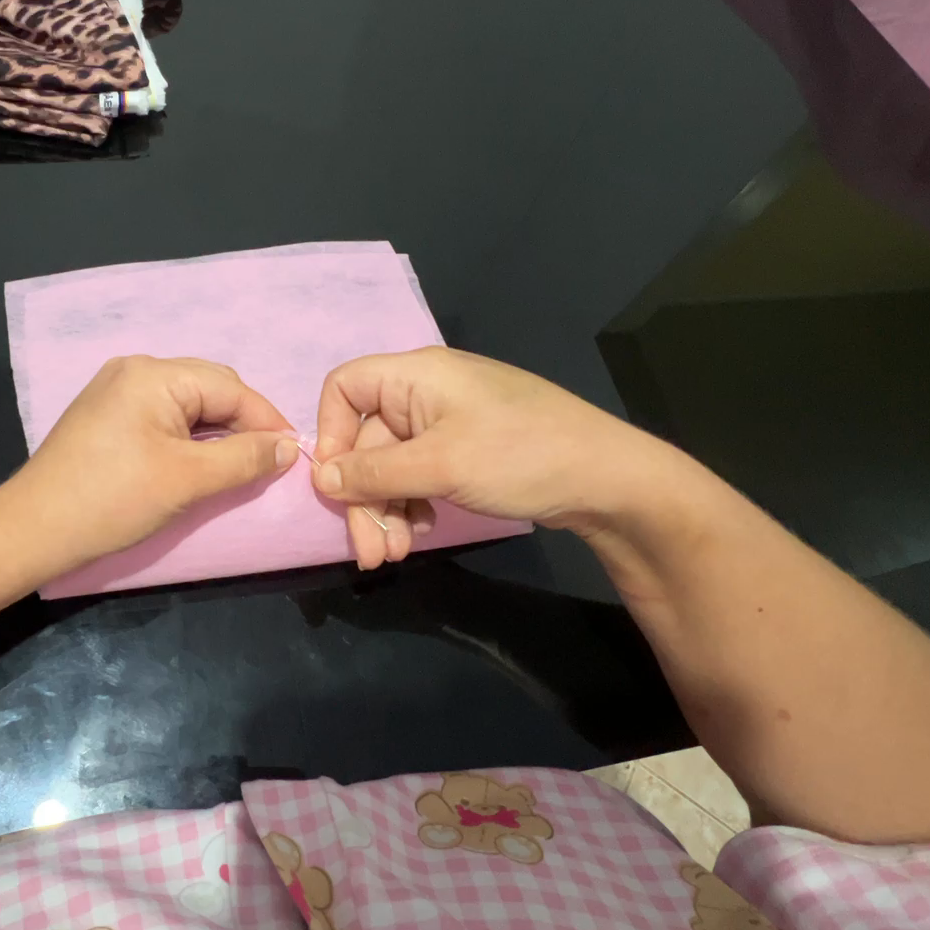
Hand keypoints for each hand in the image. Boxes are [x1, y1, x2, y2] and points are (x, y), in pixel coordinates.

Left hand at [4, 356, 299, 572]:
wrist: (33, 530)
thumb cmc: (113, 500)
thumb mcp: (188, 480)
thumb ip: (244, 458)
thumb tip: (288, 447)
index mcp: (154, 374)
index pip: (230, 387)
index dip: (267, 420)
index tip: (294, 454)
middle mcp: (135, 371)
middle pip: (210, 389)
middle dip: (243, 423)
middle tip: (267, 462)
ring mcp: (116, 391)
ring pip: (188, 404)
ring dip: (217, 432)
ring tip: (239, 465)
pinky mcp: (107, 416)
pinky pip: (164, 416)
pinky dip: (189, 437)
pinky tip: (200, 462)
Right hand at [311, 347, 690, 566]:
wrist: (609, 479)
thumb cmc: (519, 457)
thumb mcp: (439, 466)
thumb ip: (373, 473)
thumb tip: (320, 477)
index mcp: (415, 375)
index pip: (344, 388)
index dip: (330, 433)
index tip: (335, 484)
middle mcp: (425, 392)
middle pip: (368, 440)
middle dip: (365, 497)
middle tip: (371, 553)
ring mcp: (448, 421)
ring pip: (392, 464)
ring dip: (387, 509)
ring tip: (395, 554)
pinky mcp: (466, 449)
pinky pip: (420, 473)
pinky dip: (413, 503)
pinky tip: (423, 530)